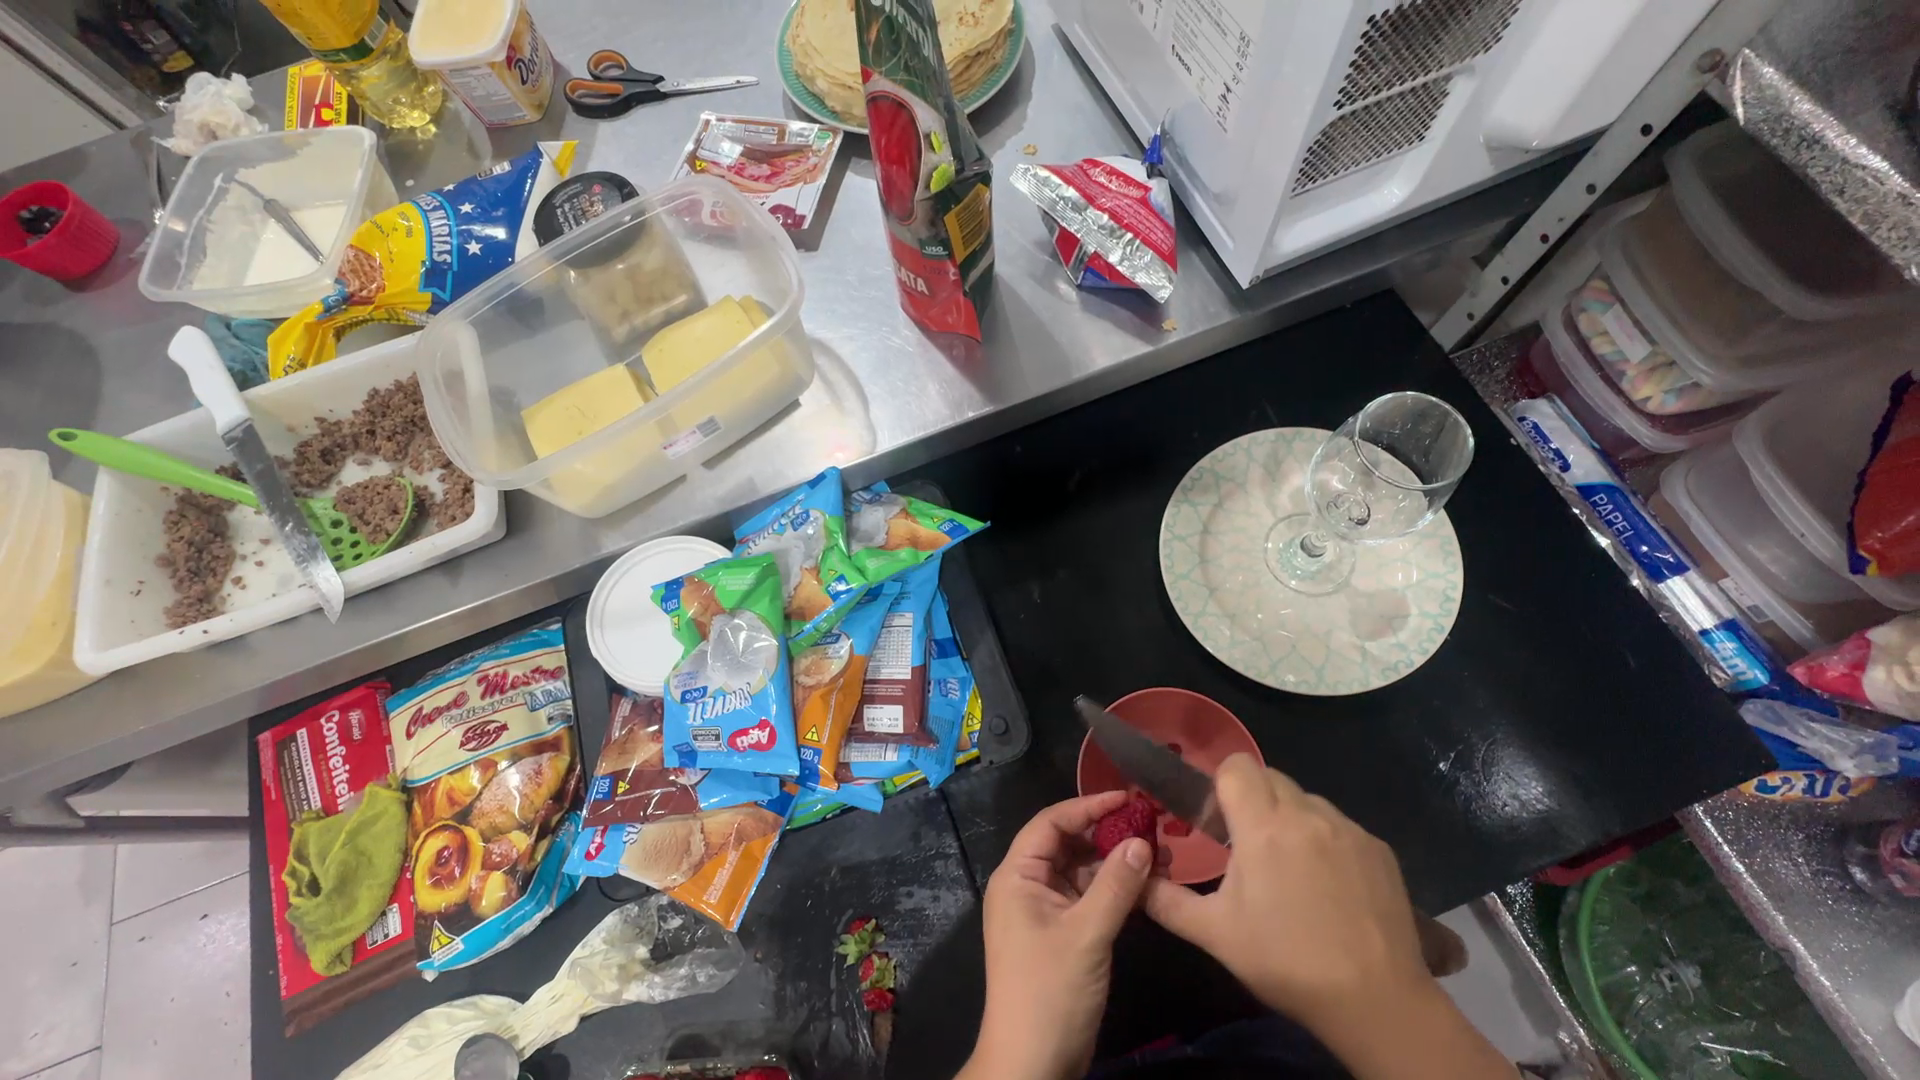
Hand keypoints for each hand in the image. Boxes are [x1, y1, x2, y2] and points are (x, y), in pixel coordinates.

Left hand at [960, 791, 1154, 1079]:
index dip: (1088, 806)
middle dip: (1106, 833)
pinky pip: (1087, 897)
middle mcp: (1027, 886)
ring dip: (1115, 862)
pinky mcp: (1061, 934)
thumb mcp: (1087, 934)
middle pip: (1067, 843)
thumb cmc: (1050, 990)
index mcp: (1017, 876)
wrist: (1032, 1063)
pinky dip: (1114, 889)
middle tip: (1152, 825)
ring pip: (1081, 871)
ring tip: (1160, 853)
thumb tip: (1143, 840)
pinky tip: (1147, 885)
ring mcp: (1044, 911)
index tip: (1129, 798)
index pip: (1050, 822)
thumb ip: (1116, 884)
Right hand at [1142, 754, 1430, 1032]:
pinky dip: (1324, 840)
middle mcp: (1307, 814)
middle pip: (1270, 777)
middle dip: (1252, 799)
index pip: (1236, 766)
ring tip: (1289, 868)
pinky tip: (1327, 885)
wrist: (1376, 1001)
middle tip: (1245, 845)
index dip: (1220, 783)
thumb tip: (1135, 877)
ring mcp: (1349, 829)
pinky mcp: (1379, 848)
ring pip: (1306, 800)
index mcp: (1263, 827)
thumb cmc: (1285, 962)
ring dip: (1289, 818)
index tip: (1215, 817)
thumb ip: (1166, 900)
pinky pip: (1339, 825)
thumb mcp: (1215, 934)